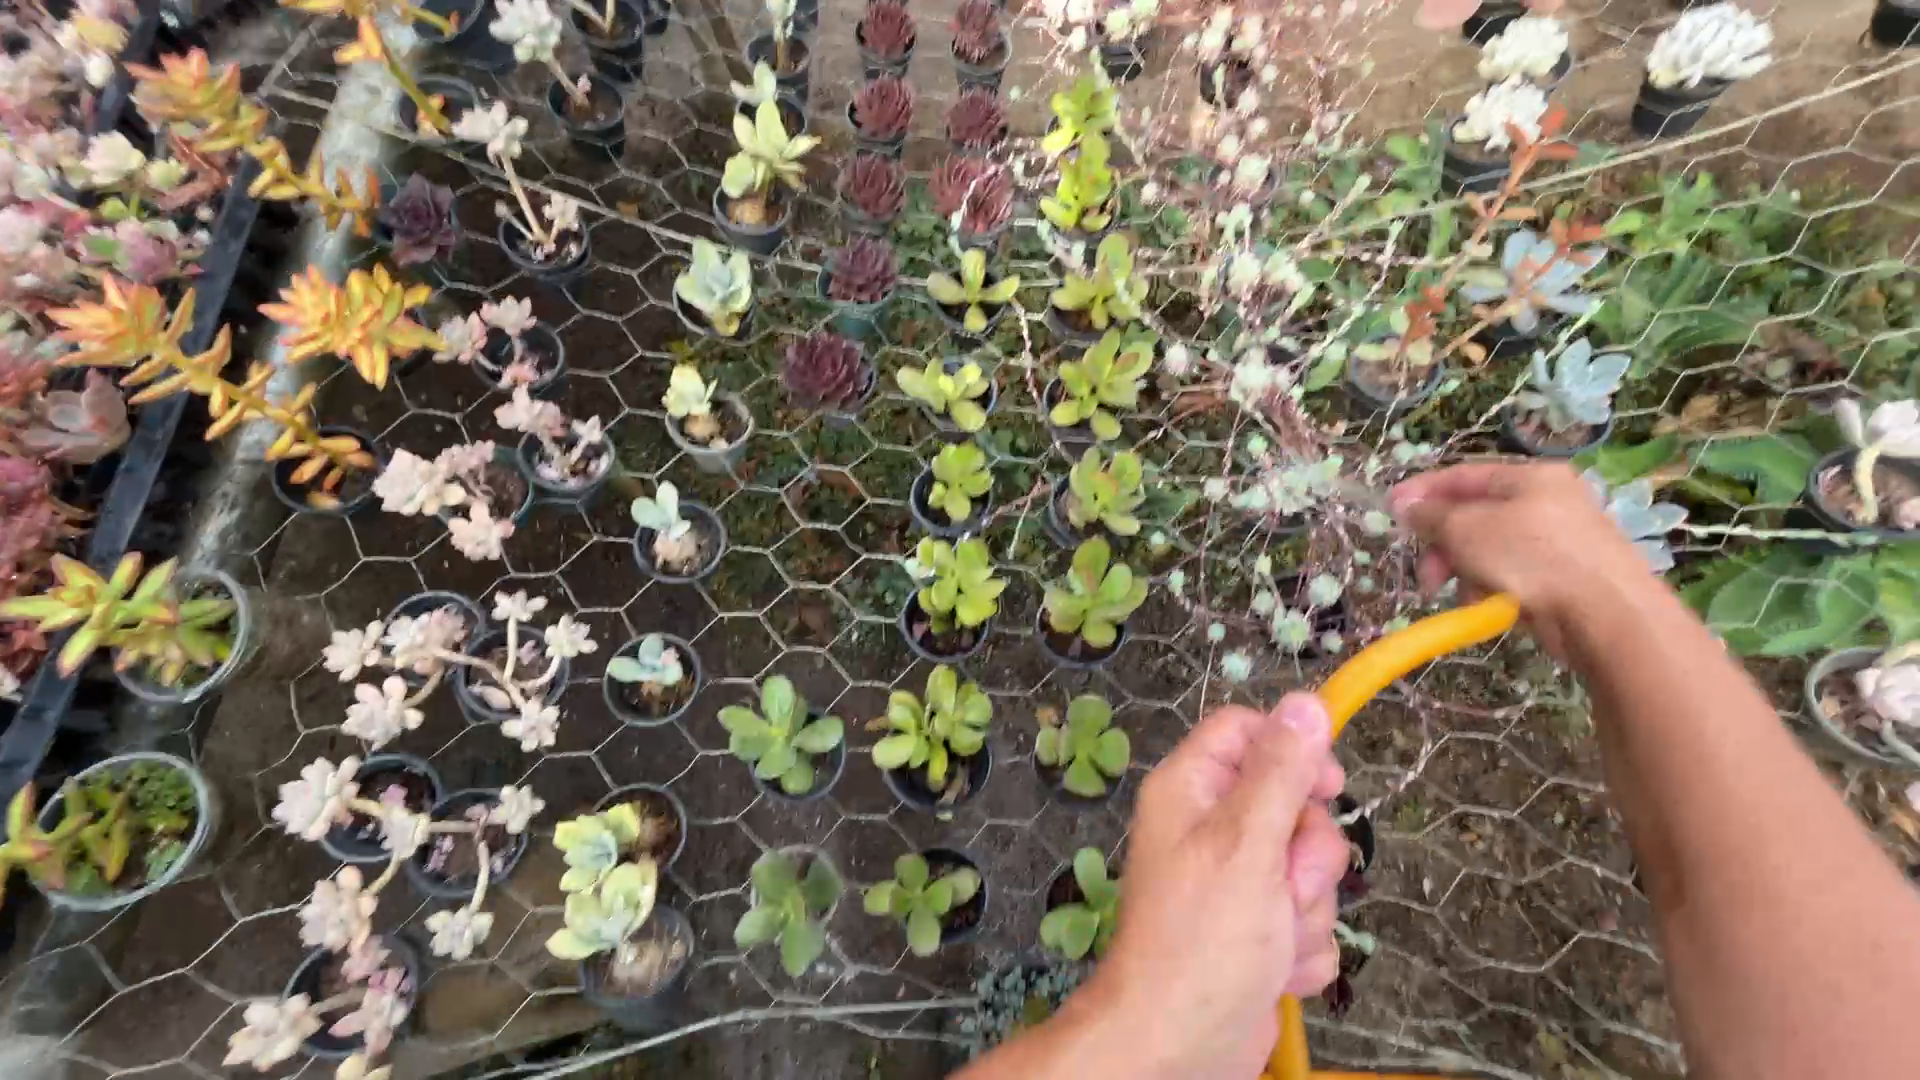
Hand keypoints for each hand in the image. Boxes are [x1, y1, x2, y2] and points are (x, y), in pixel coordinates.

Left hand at [1079, 695, 1349, 1078]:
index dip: (1291, 750)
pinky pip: (1306, 916)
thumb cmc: (1204, 936)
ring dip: (1304, 909)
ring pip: (1307, 866)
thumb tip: (1305, 702)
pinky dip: (1300, 947)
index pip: (1247, 733)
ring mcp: (1236, 878)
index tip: (1328, 785)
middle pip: (1290, 802)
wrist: (1180, 1044)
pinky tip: (1273, 970)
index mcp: (1191, 788)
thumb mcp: (1246, 842)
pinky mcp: (1258, 926)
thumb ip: (1280, 772)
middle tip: (1283, 883)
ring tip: (1271, 937)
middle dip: (1305, 854)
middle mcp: (1210, 825)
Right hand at [1390, 463, 1659, 655]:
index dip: (1421, 491)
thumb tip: (1404, 504)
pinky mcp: (1562, 575)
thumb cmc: (1530, 557)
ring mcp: (1557, 540)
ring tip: (1459, 595)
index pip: (1462, 476)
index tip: (1389, 510)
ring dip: (1462, 572)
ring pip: (1486, 549)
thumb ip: (1430, 514)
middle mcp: (1547, 502)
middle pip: (1472, 517)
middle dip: (1441, 546)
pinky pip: (1508, 573)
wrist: (1604, 614)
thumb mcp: (1465, 529)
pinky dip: (1489, 587)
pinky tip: (1486, 606)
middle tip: (1425, 573)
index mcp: (1530, 477)